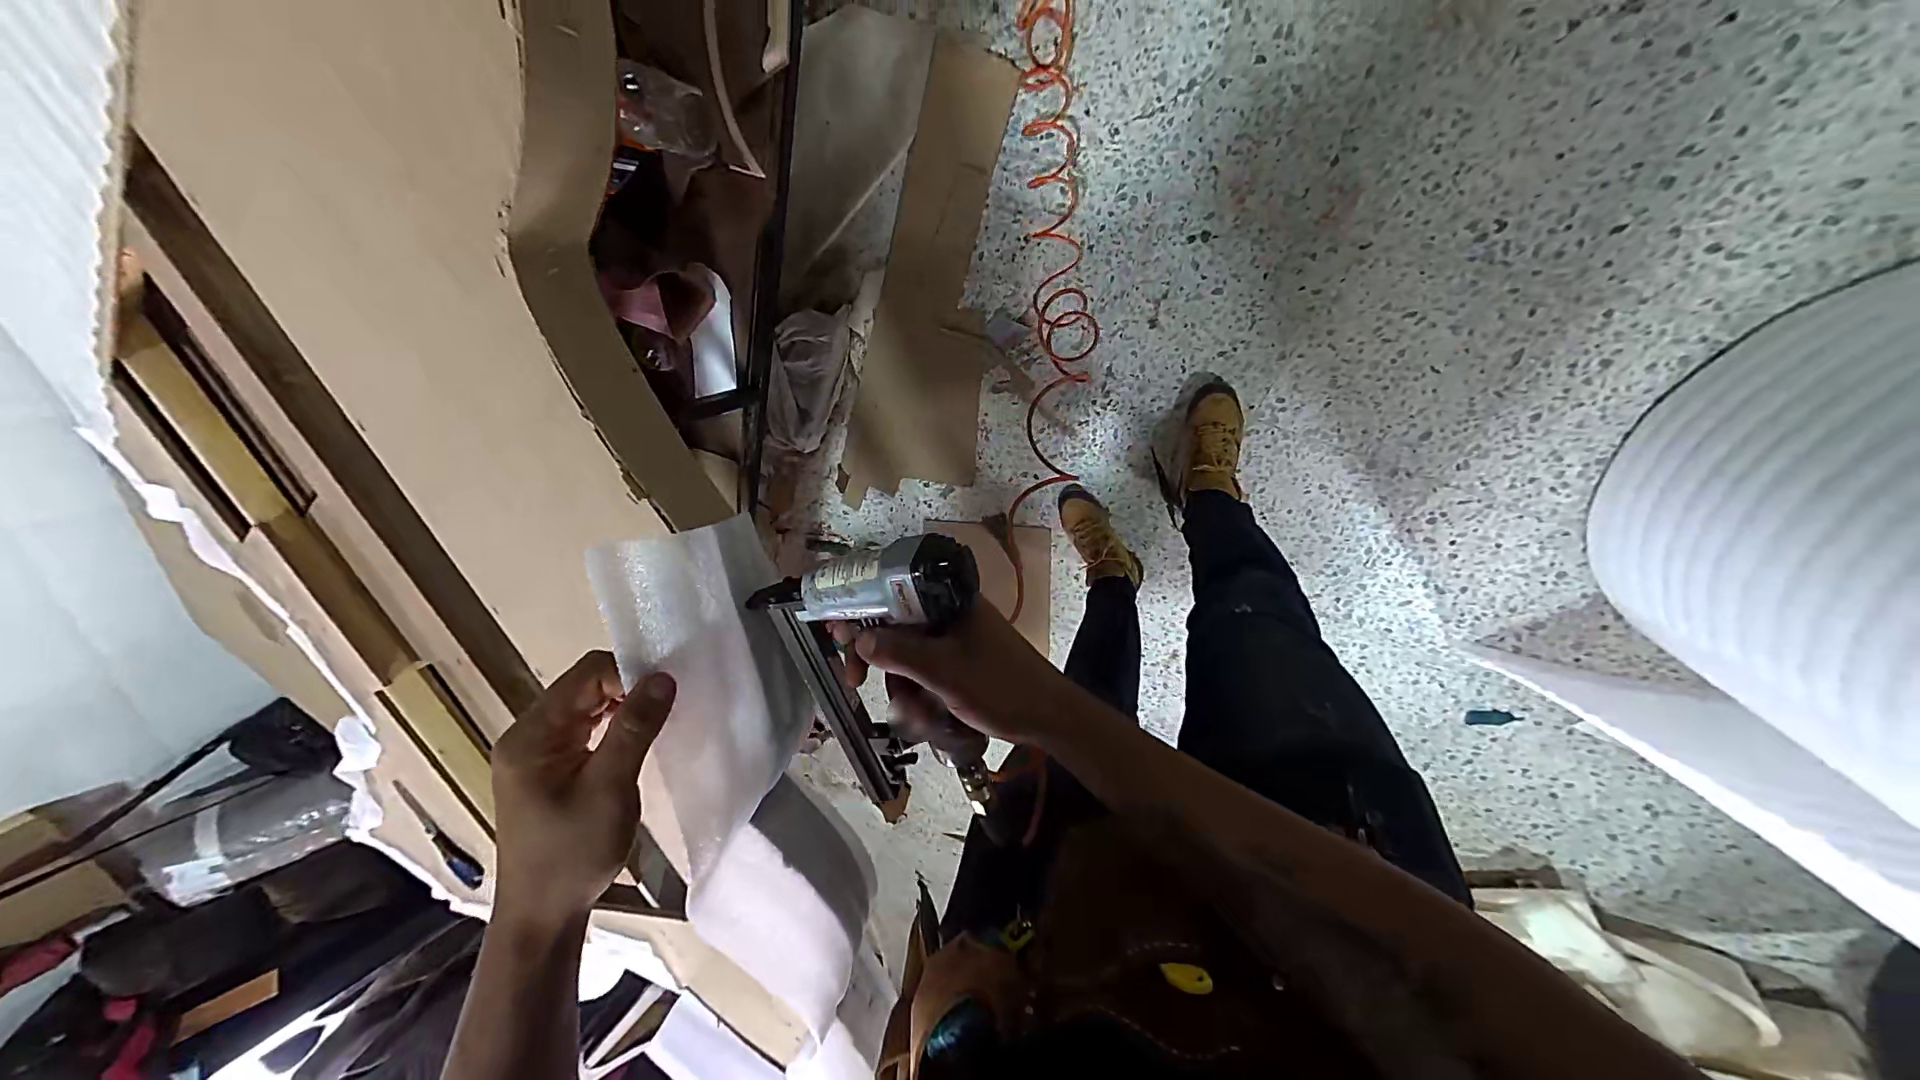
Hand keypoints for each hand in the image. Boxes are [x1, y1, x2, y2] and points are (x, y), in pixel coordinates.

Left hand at [490, 651, 673, 925]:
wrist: (542, 916)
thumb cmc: (573, 853)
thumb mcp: (610, 788)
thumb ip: (635, 728)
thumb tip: (664, 676)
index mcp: (532, 735)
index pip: (586, 675)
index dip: (628, 675)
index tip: (665, 696)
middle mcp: (528, 734)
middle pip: (584, 685)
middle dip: (628, 687)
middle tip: (667, 707)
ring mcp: (537, 752)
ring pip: (587, 704)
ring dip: (623, 705)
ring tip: (657, 721)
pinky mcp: (549, 767)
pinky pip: (586, 727)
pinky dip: (614, 724)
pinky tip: (636, 739)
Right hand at [830, 604, 1069, 744]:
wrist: (1049, 717)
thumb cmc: (1001, 687)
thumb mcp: (945, 672)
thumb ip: (901, 653)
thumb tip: (859, 637)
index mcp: (949, 600)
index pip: (895, 589)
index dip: (862, 606)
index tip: (838, 630)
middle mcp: (948, 614)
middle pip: (895, 626)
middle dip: (876, 657)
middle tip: (853, 680)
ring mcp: (954, 639)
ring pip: (907, 655)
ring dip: (901, 686)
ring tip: (913, 714)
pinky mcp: (959, 663)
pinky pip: (924, 672)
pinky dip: (918, 694)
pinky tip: (925, 718)